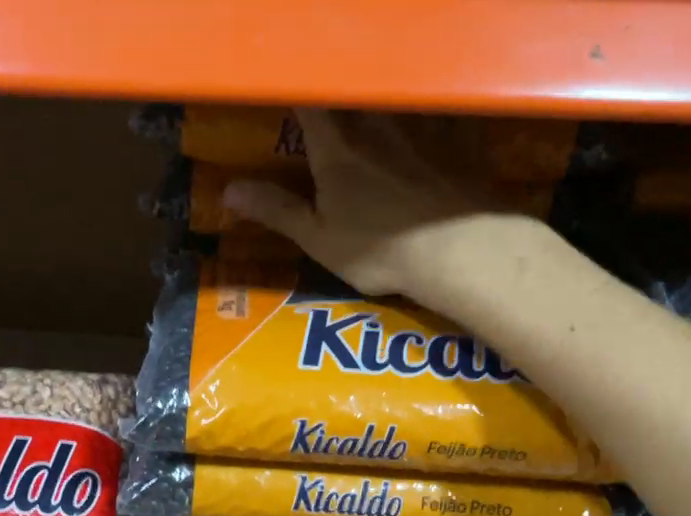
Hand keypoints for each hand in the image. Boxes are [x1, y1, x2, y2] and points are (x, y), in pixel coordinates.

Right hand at [223, 108, 536, 300]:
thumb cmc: (380, 250)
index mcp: (337, 148)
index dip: (293, 93)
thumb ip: (276, 210)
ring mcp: (423, 125)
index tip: (283, 90)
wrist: (460, 249)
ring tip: (378, 109)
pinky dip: (435, 111)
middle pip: (352, 93)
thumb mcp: (318, 238)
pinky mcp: (462, 136)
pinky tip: (437, 117)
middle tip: (330, 102)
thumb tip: (229, 189)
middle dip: (338, 95)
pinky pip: (444, 110)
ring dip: (383, 99)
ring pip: (396, 97)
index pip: (307, 103)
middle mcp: (378, 124)